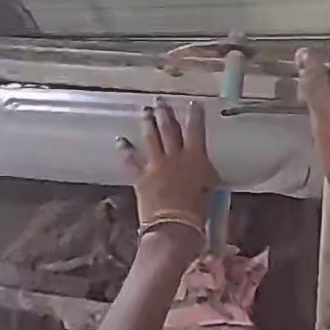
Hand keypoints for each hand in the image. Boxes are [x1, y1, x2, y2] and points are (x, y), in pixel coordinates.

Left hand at [118, 100, 218, 235]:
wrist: (173, 229)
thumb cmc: (197, 213)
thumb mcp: (209, 190)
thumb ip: (205, 176)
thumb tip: (204, 169)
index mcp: (195, 158)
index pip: (195, 131)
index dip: (194, 115)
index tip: (193, 103)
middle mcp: (175, 156)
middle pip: (169, 129)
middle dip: (165, 113)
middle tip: (159, 100)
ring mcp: (156, 165)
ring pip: (151, 138)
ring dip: (147, 123)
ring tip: (144, 110)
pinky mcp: (141, 177)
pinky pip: (131, 160)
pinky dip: (125, 150)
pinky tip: (120, 141)